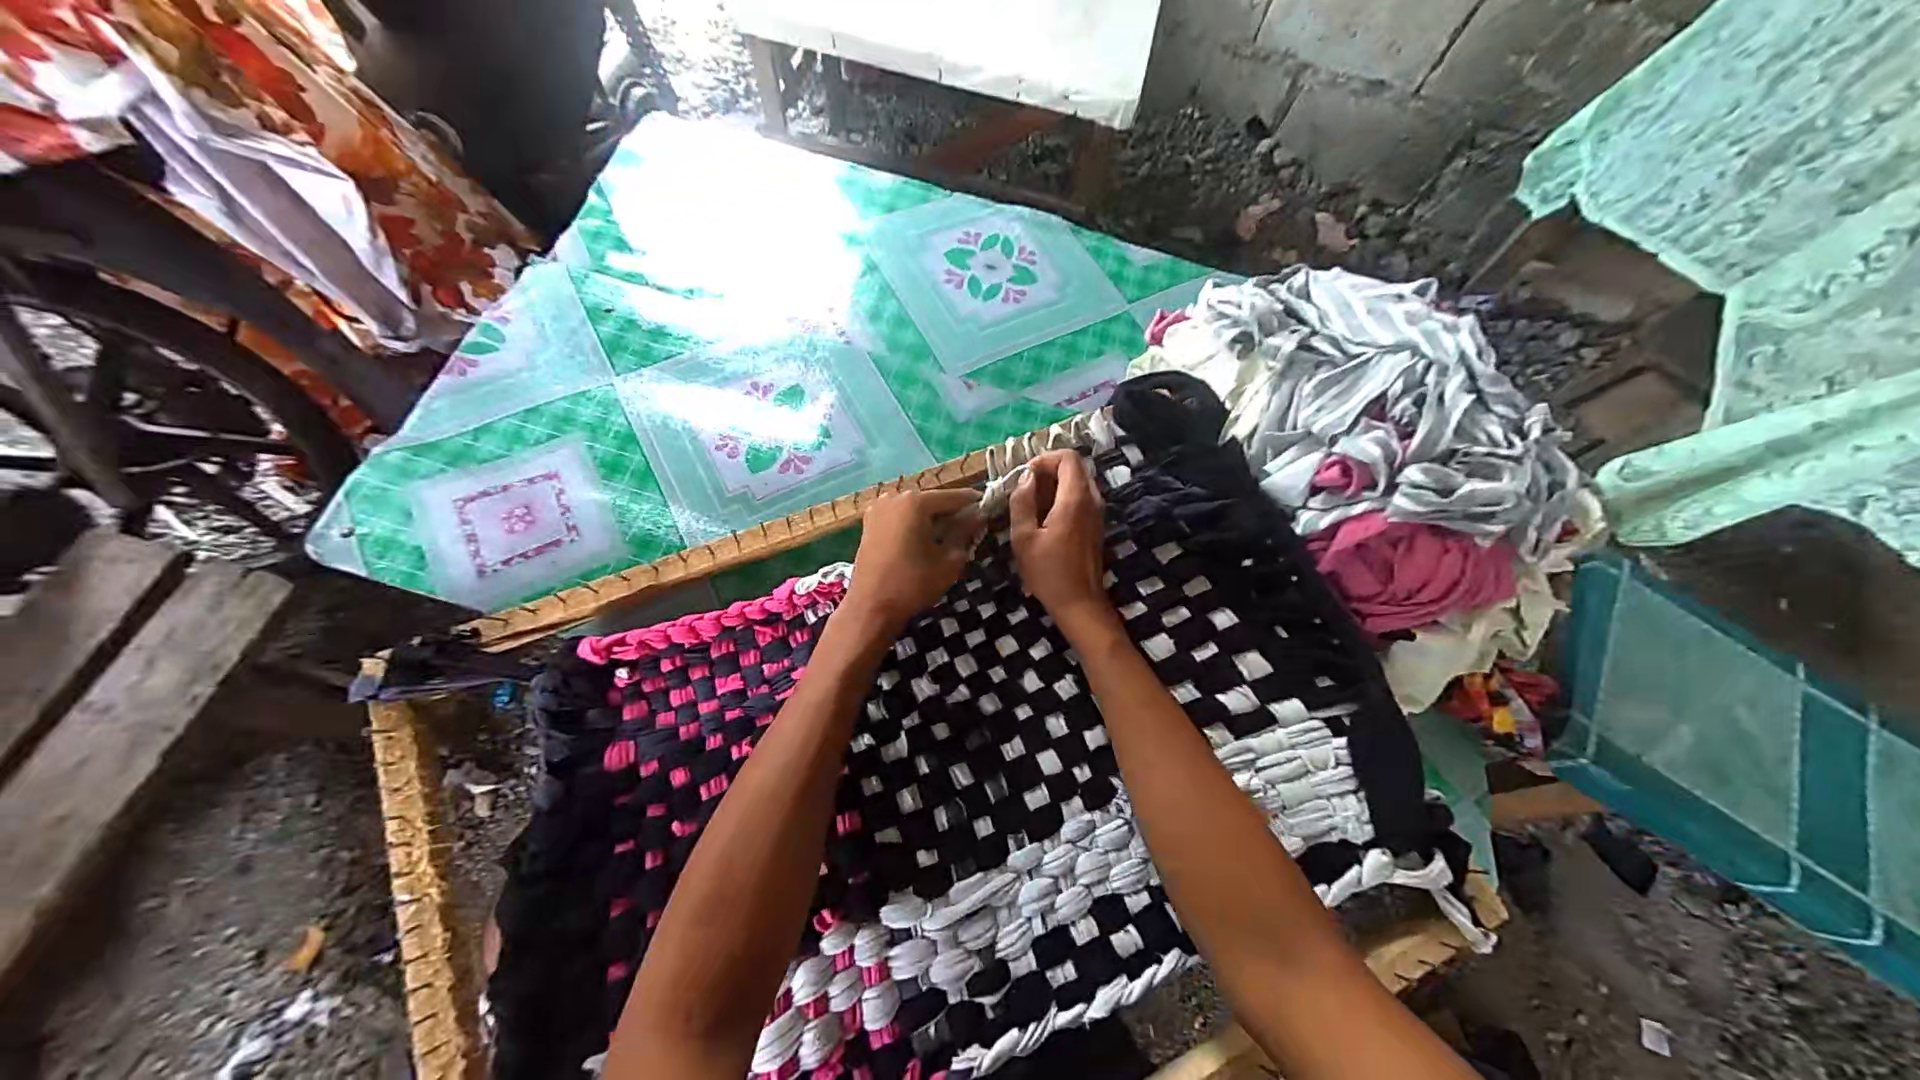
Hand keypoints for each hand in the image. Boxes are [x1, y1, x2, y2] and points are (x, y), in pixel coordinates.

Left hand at [841, 488, 983, 634]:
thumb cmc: (913, 584)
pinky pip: (900, 517)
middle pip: (933, 500)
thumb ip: (965, 532)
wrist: (870, 608)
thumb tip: (978, 516)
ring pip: (915, 508)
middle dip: (952, 513)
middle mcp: (895, 497)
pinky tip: (925, 541)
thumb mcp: (949, 560)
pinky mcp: (869, 524)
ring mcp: (879, 509)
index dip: (975, 503)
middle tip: (971, 529)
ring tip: (949, 538)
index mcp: (916, 502)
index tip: (990, 510)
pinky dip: (915, 524)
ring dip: (933, 519)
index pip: (954, 496)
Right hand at [1010, 450, 1116, 636]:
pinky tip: (1044, 518)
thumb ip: (1022, 502)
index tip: (1024, 476)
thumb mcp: (1024, 538)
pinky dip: (1062, 497)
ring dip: (1054, 485)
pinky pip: (1080, 497)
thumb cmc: (1048, 573)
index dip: (1044, 459)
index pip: (1068, 457)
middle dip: (1048, 470)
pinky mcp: (1095, 524)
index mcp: (1075, 499)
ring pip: (1078, 481)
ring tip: (1030, 504)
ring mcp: (1097, 512)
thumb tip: (1025, 477)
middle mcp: (1092, 500)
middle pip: (1074, 466)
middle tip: (1024, 489)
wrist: (1080, 603)